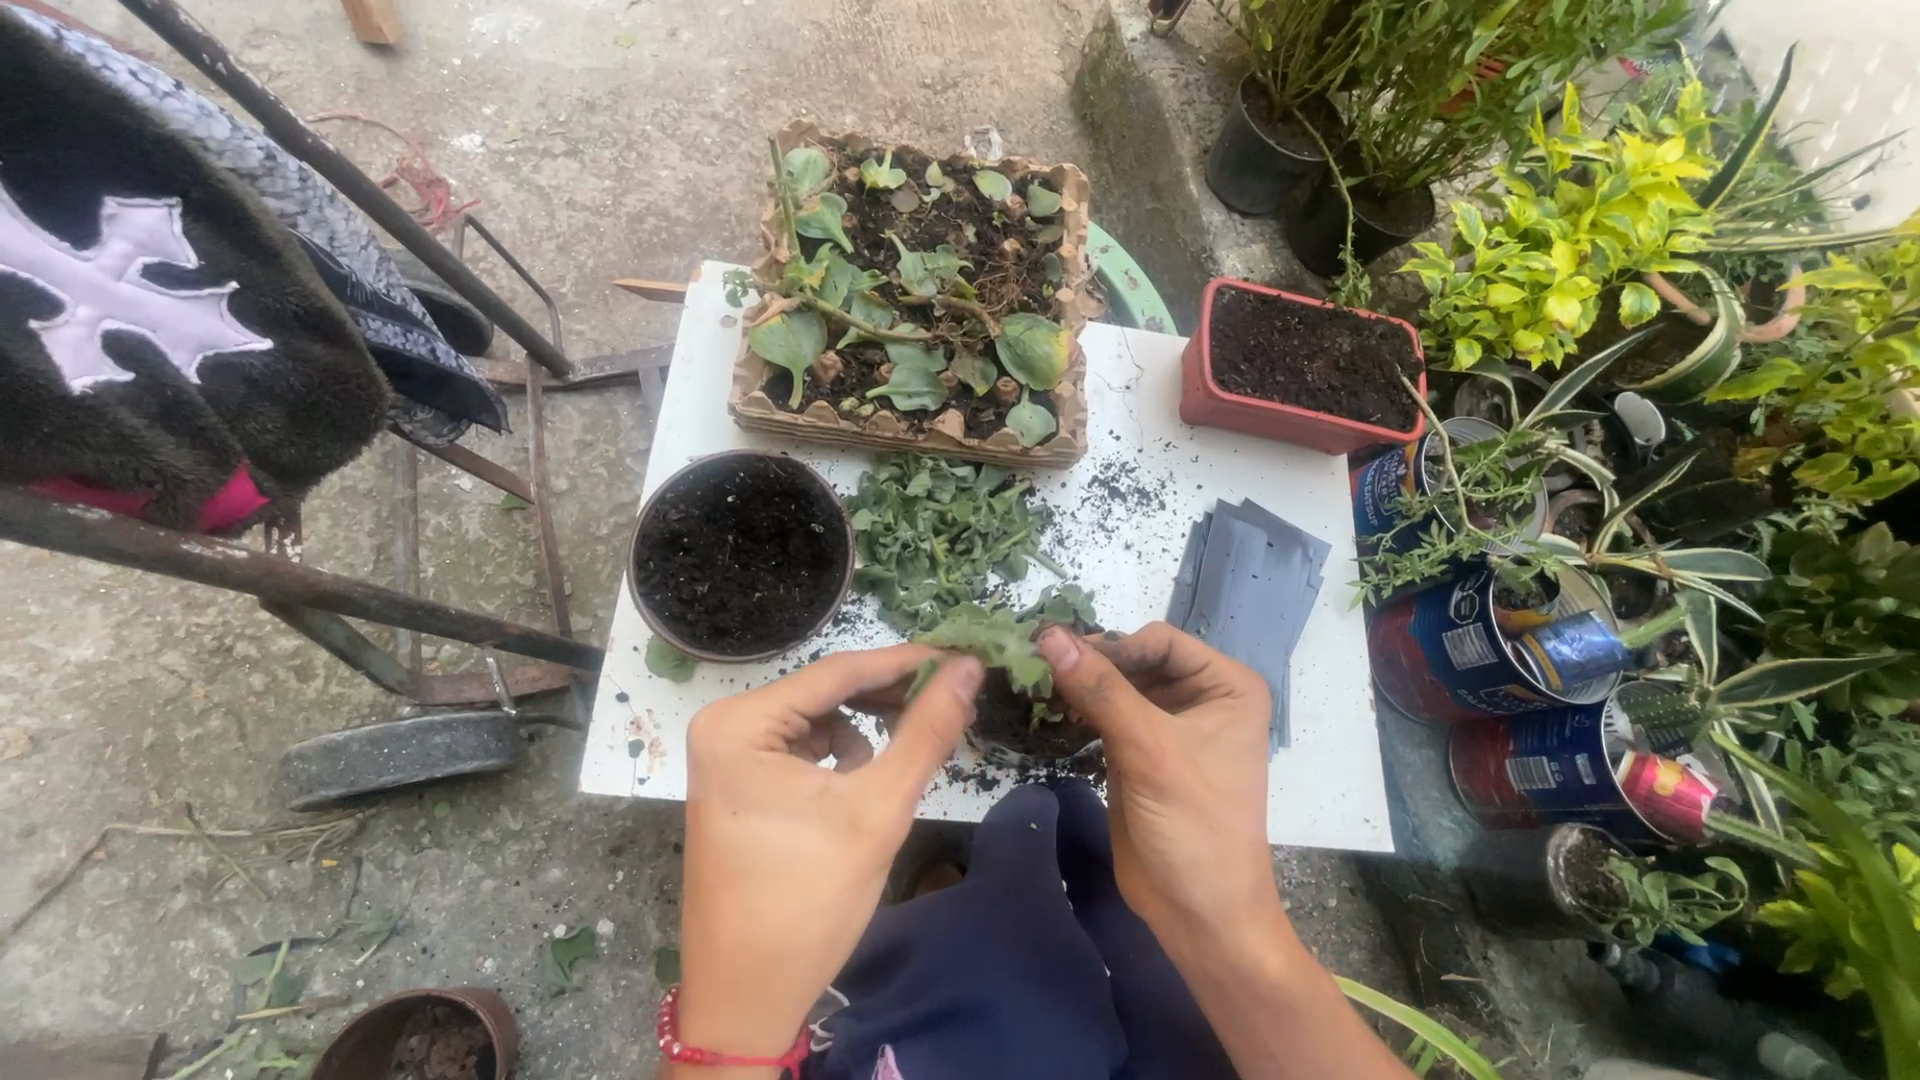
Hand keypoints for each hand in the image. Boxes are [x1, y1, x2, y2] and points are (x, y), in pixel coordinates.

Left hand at [676, 646, 981, 1066]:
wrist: (748, 999)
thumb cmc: (808, 903)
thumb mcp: (877, 810)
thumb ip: (926, 731)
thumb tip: (969, 668)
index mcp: (739, 724)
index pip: (838, 671)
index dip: (907, 661)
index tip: (964, 656)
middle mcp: (724, 726)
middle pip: (827, 692)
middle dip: (890, 696)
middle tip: (954, 697)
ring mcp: (728, 755)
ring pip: (819, 719)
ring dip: (869, 726)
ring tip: (915, 742)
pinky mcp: (740, 782)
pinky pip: (803, 747)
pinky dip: (843, 752)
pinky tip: (868, 777)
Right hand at [1036, 623, 1279, 946]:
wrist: (1198, 912)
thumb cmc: (1194, 826)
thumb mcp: (1149, 750)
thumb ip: (1100, 690)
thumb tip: (1049, 636)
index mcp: (1227, 686)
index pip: (1159, 642)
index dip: (1112, 647)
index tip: (1059, 657)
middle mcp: (1202, 696)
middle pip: (1136, 659)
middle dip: (1092, 664)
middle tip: (1038, 666)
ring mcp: (1170, 724)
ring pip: (1117, 685)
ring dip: (1081, 685)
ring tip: (1037, 685)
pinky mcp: (1142, 750)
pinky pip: (1107, 713)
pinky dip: (1080, 709)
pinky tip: (1051, 710)